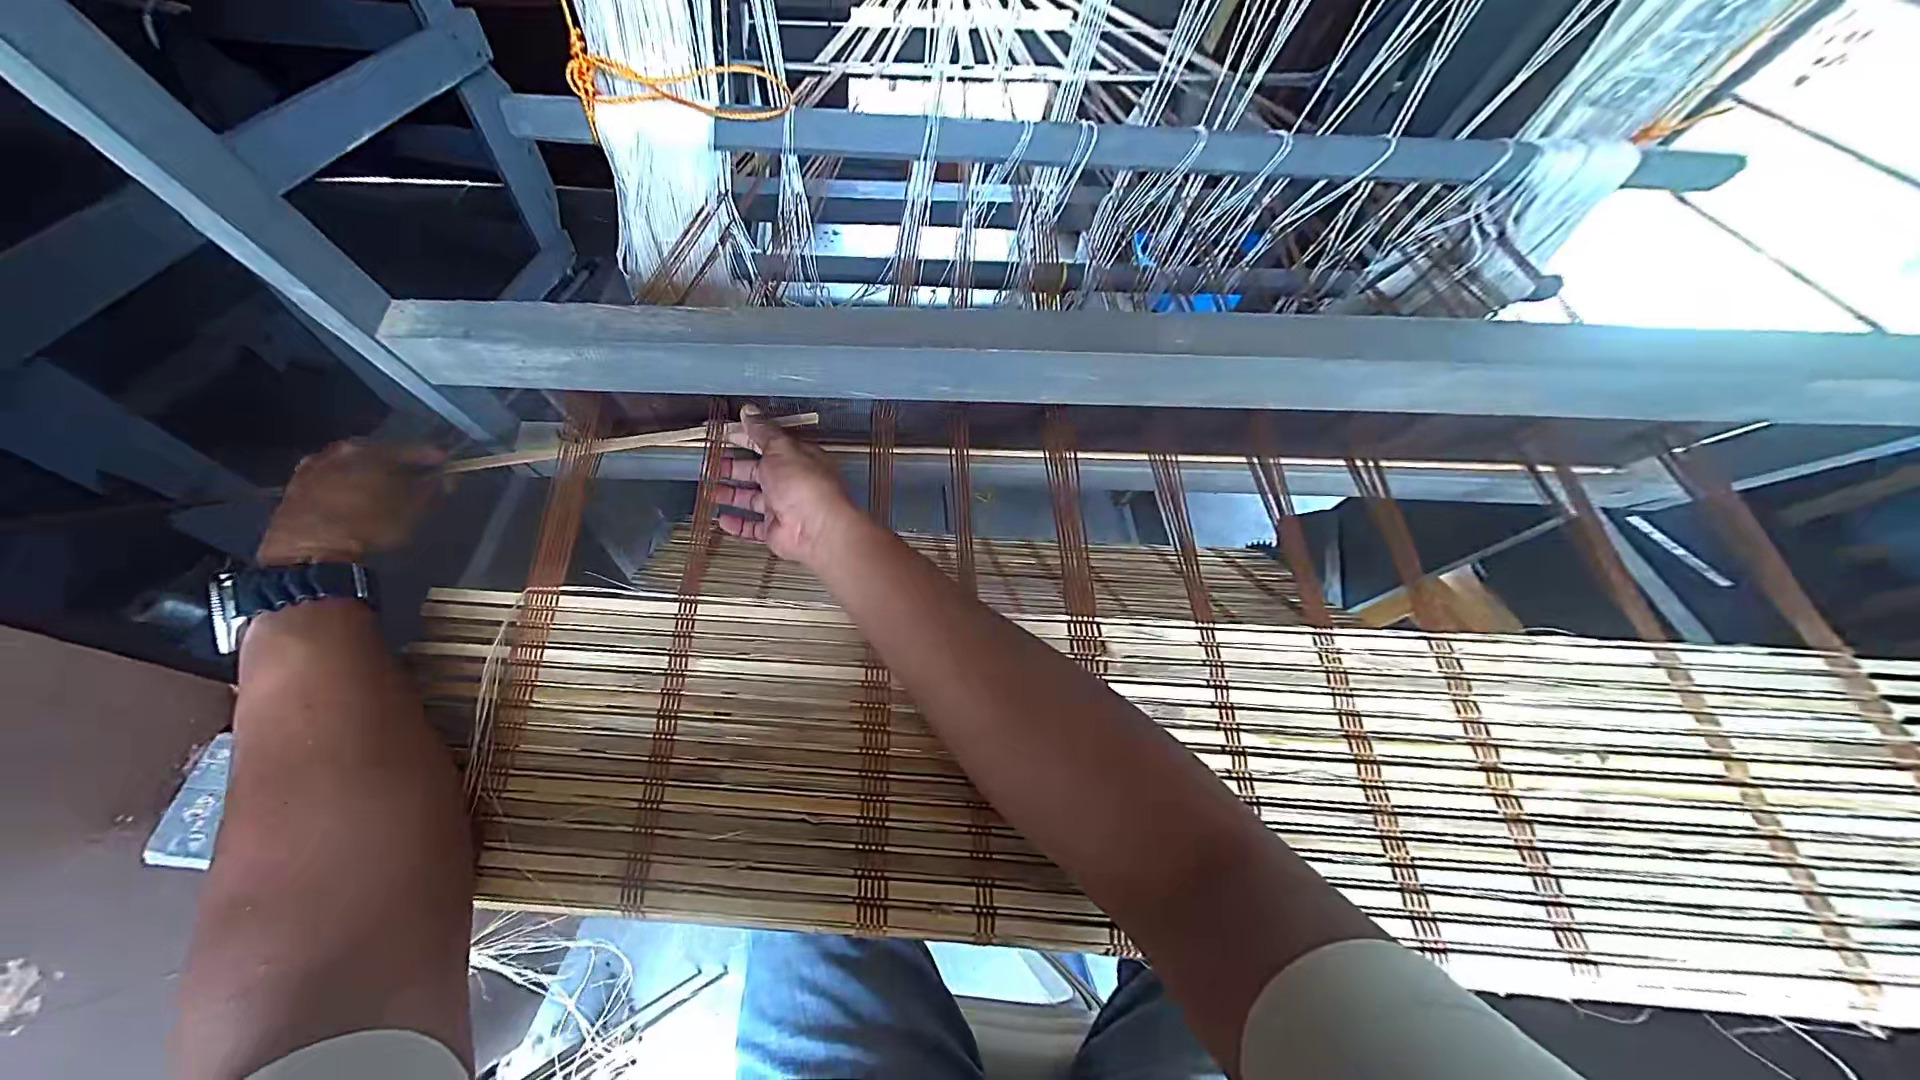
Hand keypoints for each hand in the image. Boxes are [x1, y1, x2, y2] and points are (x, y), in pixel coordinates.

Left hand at [256, 440, 448, 566]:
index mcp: (372, 451)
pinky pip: (332, 475)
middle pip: (379, 451)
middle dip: (399, 462)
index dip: (433, 455)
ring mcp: (314, 464)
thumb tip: (448, 478)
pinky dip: (348, 480)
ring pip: (353, 462)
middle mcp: (341, 450)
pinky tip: (356, 495)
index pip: (412, 447)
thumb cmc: (369, 527)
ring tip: (385, 487)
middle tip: (415, 475)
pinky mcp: (295, 483)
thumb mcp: (413, 511)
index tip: (447, 462)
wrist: (308, 551)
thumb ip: (433, 490)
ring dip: (371, 471)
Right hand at [715, 405, 861, 564]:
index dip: (745, 439)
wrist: (818, 528)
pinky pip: (753, 528)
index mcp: (796, 458)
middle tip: (712, 464)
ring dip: (731, 495)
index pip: (767, 444)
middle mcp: (791, 482)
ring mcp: (784, 507)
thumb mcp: (780, 448)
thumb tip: (749, 412)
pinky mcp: (776, 531)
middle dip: (734, 467)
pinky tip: (722, 519)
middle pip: (758, 472)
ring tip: (710, 490)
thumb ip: (763, 431)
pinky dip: (738, 525)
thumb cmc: (804, 484)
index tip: (723, 436)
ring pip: (752, 500)